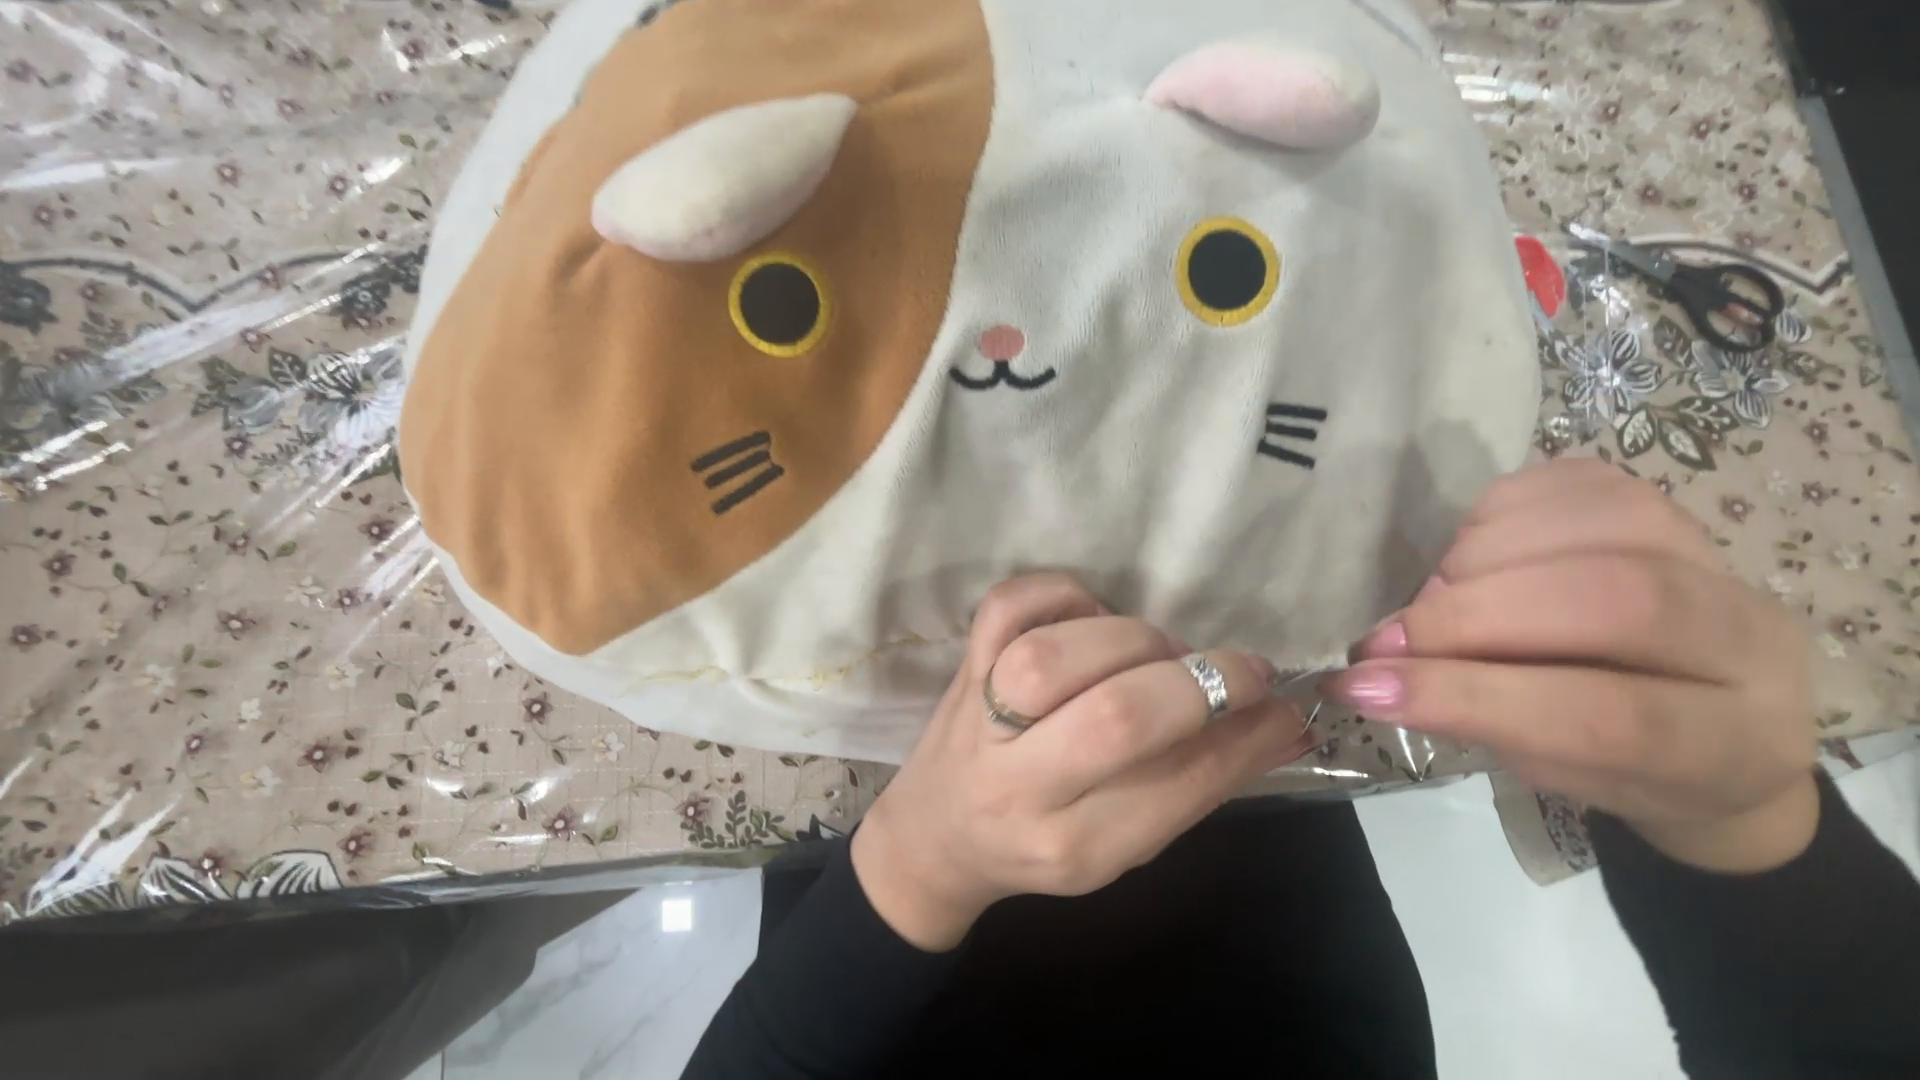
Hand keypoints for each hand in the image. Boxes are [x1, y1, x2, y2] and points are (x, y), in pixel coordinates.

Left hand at [852, 573, 1313, 949]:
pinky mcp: (962, 669)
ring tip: (1159, 651)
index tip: (1287, 705)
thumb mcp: (1120, 842)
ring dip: (1131, 640)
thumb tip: (1283, 724)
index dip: (1245, 738)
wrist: (937, 836)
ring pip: (1052, 659)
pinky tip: (1092, 616)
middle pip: (1115, 719)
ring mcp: (981, 720)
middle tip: (1240, 672)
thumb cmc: (1041, 844)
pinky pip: (1005, 608)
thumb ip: (1194, 784)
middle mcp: (1020, 786)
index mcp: (1073, 846)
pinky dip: (1061, 594)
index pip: (1174, 787)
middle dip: (1198, 685)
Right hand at [1326, 460, 1819, 872]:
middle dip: (1469, 616)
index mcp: (1728, 742)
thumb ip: (1486, 724)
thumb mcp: (1558, 772)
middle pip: (1612, 601)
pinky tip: (1467, 553)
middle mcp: (1747, 640)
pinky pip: (1577, 482)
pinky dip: (1496, 513)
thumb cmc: (1626, 763)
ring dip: (1478, 559)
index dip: (1470, 695)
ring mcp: (1715, 557)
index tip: (1365, 688)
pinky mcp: (1667, 506)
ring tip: (1432, 595)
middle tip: (1387, 638)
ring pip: (1598, 526)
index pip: (1609, 717)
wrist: (1712, 711)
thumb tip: (1377, 676)